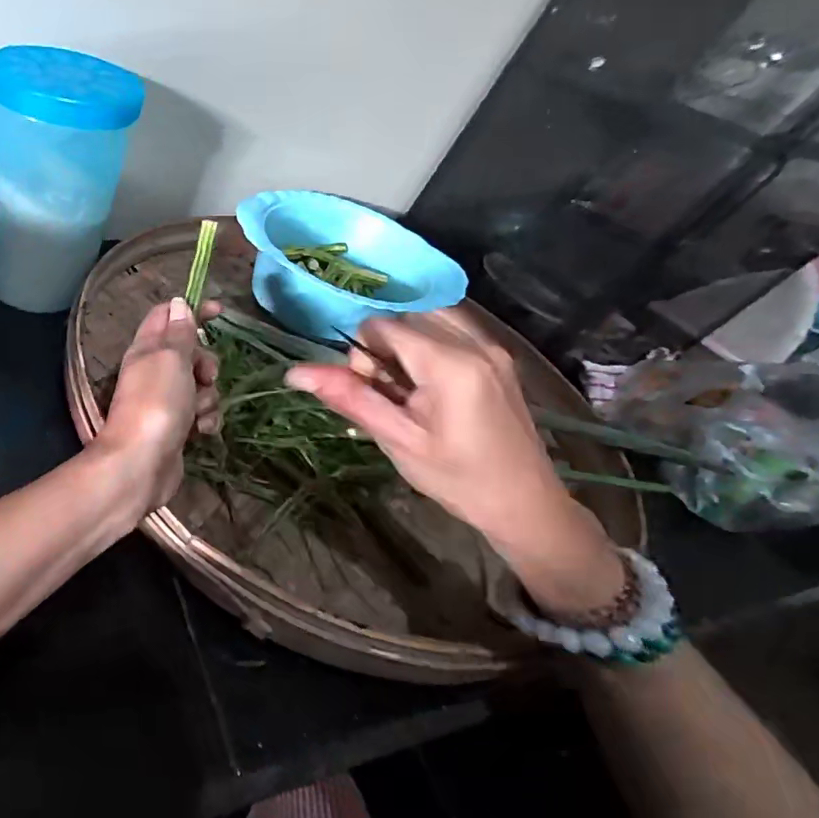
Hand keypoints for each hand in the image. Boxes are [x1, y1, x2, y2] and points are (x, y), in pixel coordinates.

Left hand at [92, 297, 220, 515]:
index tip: (219, 312)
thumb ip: (179, 332)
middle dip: (206, 363)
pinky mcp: (178, 426)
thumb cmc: (157, 403)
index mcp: (147, 348)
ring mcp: (166, 400)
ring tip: (198, 411)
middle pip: (190, 353)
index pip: (168, 315)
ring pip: (201, 385)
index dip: (192, 310)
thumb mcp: (171, 359)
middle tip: (206, 376)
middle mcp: (154, 371)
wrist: (141, 464)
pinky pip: (202, 413)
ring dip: (208, 396)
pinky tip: (202, 431)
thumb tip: (179, 303)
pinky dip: (206, 419)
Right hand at [284, 307, 623, 616]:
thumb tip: (295, 372)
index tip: (373, 392)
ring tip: (411, 387)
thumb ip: (350, 398)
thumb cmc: (456, 478)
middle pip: (405, 315)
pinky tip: (433, 383)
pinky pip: (454, 326)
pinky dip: (431, 342)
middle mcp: (475, 342)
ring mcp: (493, 345)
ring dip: (408, 341)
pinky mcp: (500, 354)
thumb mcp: (397, 441)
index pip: (383, 326)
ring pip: (430, 315)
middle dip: (386, 346)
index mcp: (450, 364)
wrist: (523, 501)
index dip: (364, 355)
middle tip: (392, 393)